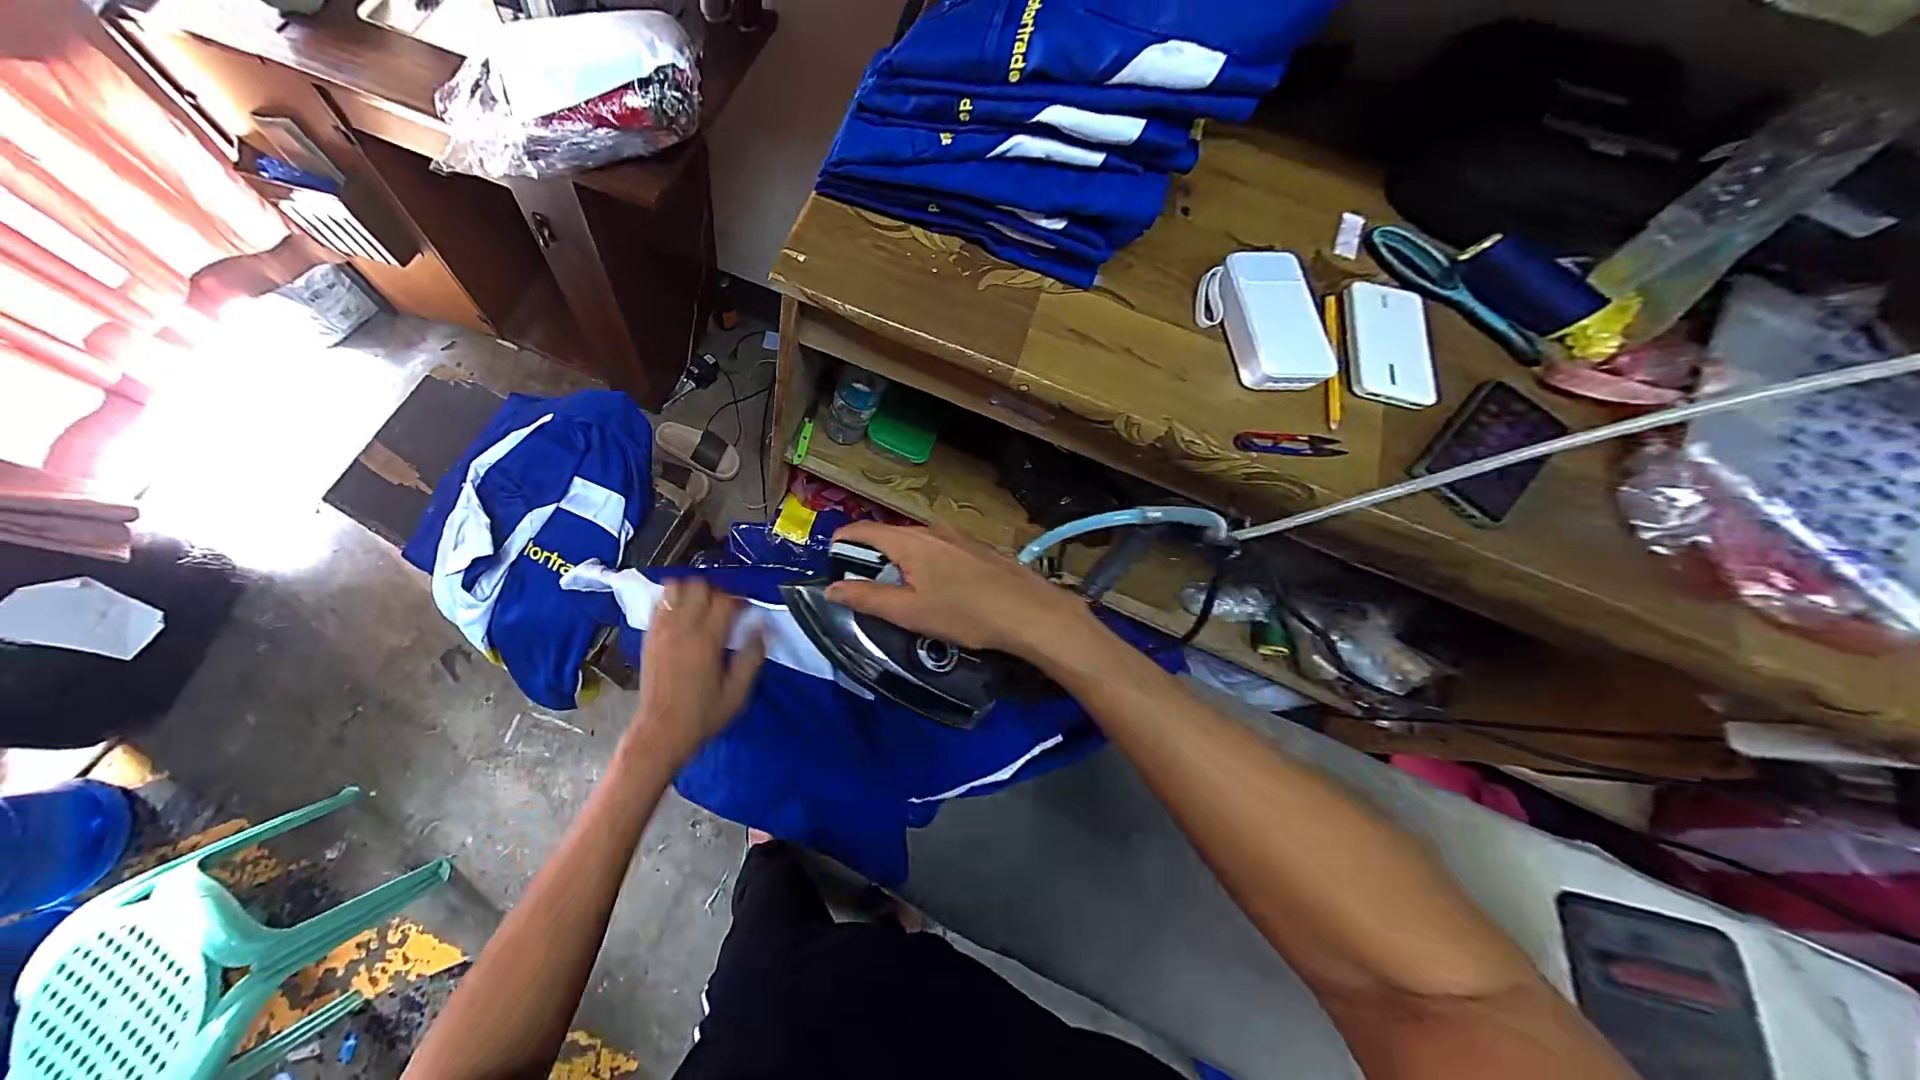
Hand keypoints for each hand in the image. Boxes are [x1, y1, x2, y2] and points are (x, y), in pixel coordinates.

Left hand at [631, 579, 765, 761]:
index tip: (746, 610)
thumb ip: (752, 655)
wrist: (661, 731)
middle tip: (725, 608)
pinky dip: (673, 600)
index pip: (725, 600)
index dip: (740, 600)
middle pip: (699, 586)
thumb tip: (762, 627)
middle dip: (716, 592)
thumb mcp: (738, 691)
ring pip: (675, 588)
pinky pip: (659, 603)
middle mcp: (682, 630)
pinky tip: (683, 615)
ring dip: (692, 591)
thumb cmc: (702, 715)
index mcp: (706, 641)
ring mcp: (661, 631)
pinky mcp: (649, 637)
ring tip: (702, 607)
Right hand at [825, 522, 1100, 660]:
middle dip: (870, 559)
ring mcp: (957, 536)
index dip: (840, 544)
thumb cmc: (965, 613)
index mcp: (909, 541)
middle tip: (865, 590)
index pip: (861, 531)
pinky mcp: (976, 548)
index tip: (831, 564)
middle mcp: (931, 529)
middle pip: (888, 537)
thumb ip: (867, 598)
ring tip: (901, 595)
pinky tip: (938, 591)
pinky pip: (938, 550)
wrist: (1029, 612)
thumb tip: (831, 588)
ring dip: (900, 563)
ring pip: (915, 544)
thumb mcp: (909, 612)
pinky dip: (925, 565)